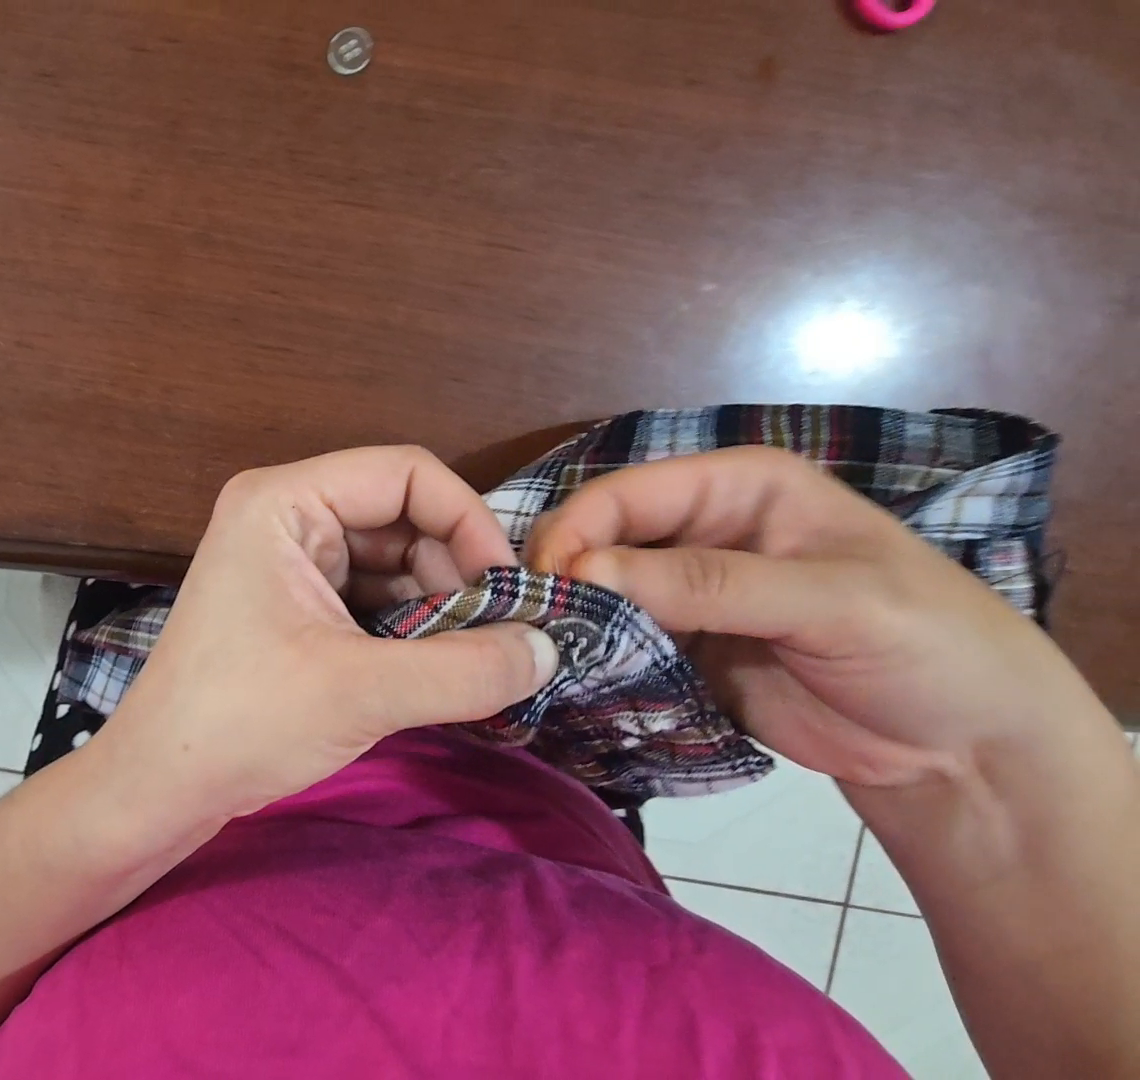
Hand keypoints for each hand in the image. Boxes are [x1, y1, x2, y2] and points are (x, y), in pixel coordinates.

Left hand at [93, 446, 558, 821]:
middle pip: (400, 514)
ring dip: (436, 604)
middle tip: (497, 635)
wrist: (161, 783)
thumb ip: (467, 669)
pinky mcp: (290, 603)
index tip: (508, 590)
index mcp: (283, 502)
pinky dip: (408, 624)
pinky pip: (368, 594)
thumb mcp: (362, 692)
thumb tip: (551, 650)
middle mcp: (283, 515)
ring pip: (389, 559)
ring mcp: (284, 560)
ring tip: (468, 658)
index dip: (468, 522)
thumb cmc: (241, 722)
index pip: (405, 473)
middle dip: (455, 571)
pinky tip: (435, 666)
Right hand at [525, 446, 1110, 788]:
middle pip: (597, 538)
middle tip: (537, 626)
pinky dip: (589, 656)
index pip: (625, 494)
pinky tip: (570, 675)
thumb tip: (582, 572)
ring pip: (596, 590)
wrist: (968, 754)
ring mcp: (682, 592)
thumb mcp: (833, 604)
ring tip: (542, 653)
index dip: (577, 532)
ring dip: (571, 618)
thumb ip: (709, 583)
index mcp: (737, 488)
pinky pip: (612, 640)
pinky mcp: (675, 646)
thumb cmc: (928, 649)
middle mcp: (698, 529)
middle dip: (563, 576)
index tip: (549, 588)